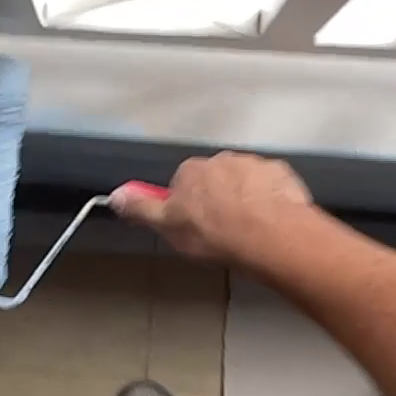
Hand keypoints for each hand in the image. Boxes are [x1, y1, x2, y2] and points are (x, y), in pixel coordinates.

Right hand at [110, 152, 316, 264]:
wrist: (269, 236)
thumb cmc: (216, 233)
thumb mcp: (167, 226)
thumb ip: (140, 208)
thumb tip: (115, 196)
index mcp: (190, 170)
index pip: (181, 183)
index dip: (185, 206)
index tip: (191, 225)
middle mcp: (221, 160)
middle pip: (213, 180)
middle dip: (215, 200)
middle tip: (218, 231)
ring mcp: (253, 165)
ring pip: (242, 182)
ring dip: (242, 199)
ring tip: (244, 231)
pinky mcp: (280, 175)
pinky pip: (269, 186)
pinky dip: (268, 200)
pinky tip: (267, 224)